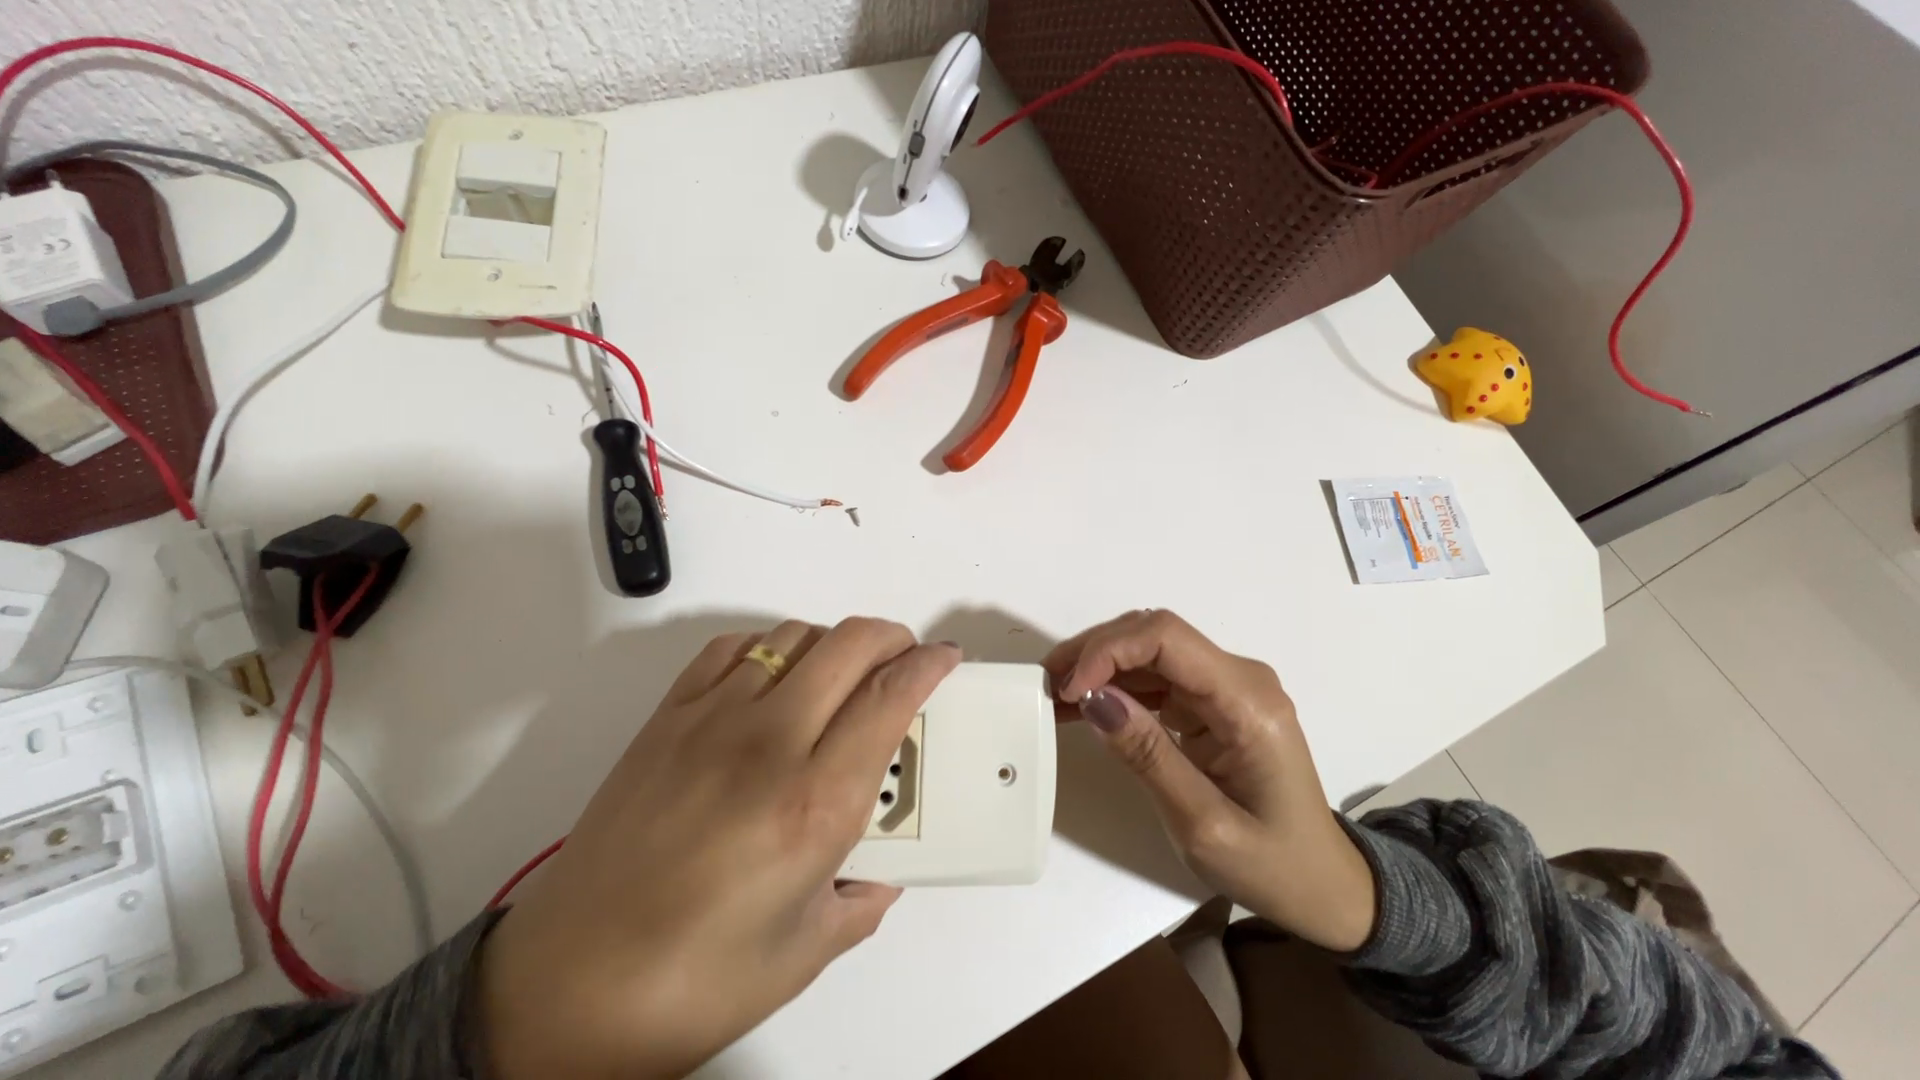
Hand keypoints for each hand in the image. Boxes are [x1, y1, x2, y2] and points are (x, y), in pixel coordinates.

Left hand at [477, 619, 959, 1079]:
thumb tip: (879, 880)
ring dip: (832, 642)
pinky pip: (728, 649)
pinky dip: (766, 646)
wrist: (571, 983)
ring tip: (843, 674)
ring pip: (791, 636)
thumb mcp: (803, 952)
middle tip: (904, 660)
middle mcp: (767, 745)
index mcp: (815, 805)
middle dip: (891, 638)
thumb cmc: (691, 981)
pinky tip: (773, 676)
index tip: (944, 660)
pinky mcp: (664, 721)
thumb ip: (859, 904)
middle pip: (848, 645)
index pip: (890, 698)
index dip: (927, 666)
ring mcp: (709, 723)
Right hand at [1047, 610, 1374, 951]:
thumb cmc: (1271, 864)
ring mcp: (1227, 691)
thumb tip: (1093, 698)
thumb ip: (1148, 755)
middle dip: (1096, 652)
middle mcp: (1240, 680)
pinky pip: (1158, 680)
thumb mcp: (1202, 823)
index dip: (1109, 651)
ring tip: (1051, 696)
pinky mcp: (1214, 707)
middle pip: (1156, 635)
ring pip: (1151, 653)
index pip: (1168, 639)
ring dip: (1100, 667)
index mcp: (1248, 702)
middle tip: (1044, 686)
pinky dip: (1116, 688)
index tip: (1068, 690)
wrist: (1321, 886)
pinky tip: (1080, 707)